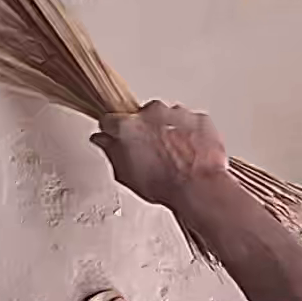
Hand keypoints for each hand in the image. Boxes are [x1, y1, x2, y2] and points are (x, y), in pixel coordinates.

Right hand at [91, 102, 231, 212]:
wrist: (197, 187)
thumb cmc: (163, 183)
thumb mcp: (125, 174)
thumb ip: (111, 151)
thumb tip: (103, 140)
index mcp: (127, 126)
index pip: (109, 120)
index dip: (113, 131)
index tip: (115, 137)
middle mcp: (151, 113)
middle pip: (140, 116)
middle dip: (143, 130)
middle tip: (148, 152)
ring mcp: (177, 114)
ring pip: (166, 117)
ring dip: (166, 130)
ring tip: (170, 155)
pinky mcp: (198, 118)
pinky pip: (189, 122)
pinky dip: (188, 133)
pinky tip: (187, 152)